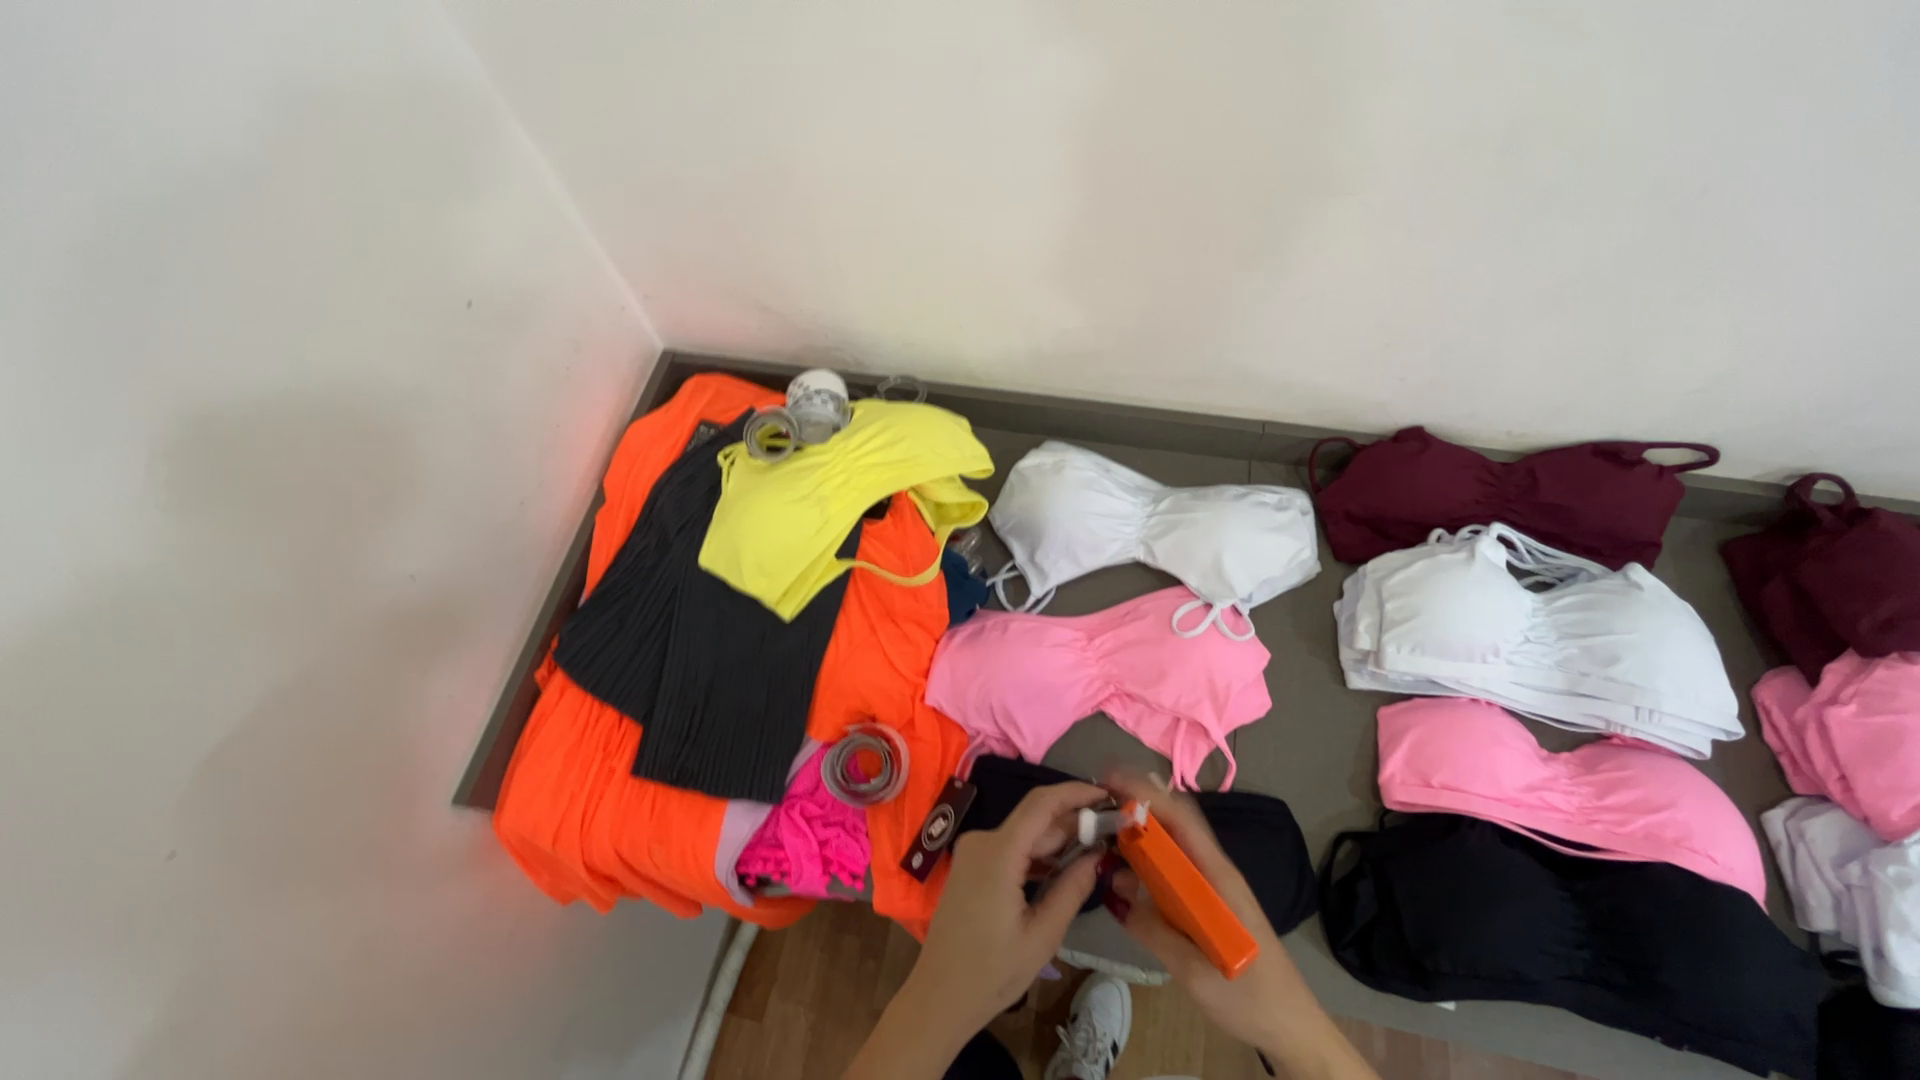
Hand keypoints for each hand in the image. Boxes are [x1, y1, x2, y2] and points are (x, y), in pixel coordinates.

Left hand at [910, 780, 1106, 1033]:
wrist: (939, 996)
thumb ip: (1073, 889)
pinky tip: (1064, 866)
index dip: (1076, 793)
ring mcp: (973, 853)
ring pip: (1025, 834)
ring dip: (1058, 839)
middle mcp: (982, 841)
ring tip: (1097, 847)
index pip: (1041, 803)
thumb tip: (1098, 854)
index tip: (1108, 796)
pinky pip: (1011, 849)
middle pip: (1035, 819)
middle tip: (1113, 831)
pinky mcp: (971, 866)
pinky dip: (1038, 854)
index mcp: (998, 853)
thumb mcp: (1043, 935)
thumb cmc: (992, 972)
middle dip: (1074, 821)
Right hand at [1105, 771, 1377, 1079]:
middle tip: (1095, 802)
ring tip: (1101, 832)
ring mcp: (1214, 885)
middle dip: (1137, 804)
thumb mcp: (1194, 971)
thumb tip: (1114, 893)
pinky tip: (1125, 871)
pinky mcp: (1211, 902)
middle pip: (1176, 822)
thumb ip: (1153, 930)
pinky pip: (1175, 868)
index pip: (1180, 819)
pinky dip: (1148, 859)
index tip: (1108, 778)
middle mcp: (1216, 871)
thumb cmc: (1248, 997)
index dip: (1145, 793)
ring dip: (1140, 831)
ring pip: (1174, 844)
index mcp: (1216, 878)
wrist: (1291, 1025)